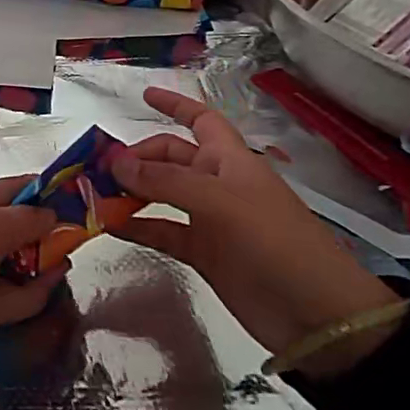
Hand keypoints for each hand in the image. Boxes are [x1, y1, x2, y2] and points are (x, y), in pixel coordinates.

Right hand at [108, 88, 405, 375]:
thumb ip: (166, 182)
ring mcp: (210, 220)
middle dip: (138, 157)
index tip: (143, 96)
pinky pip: (164, 231)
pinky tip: (111, 227)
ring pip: (162, 195)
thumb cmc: (273, 242)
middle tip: (98, 168)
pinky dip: (138, 227)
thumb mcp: (220, 203)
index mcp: (230, 160)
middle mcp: (217, 183)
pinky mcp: (204, 253)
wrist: (314, 313)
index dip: (175, 104)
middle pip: (171, 158)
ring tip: (95, 195)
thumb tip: (116, 162)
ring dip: (132, 193)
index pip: (200, 120)